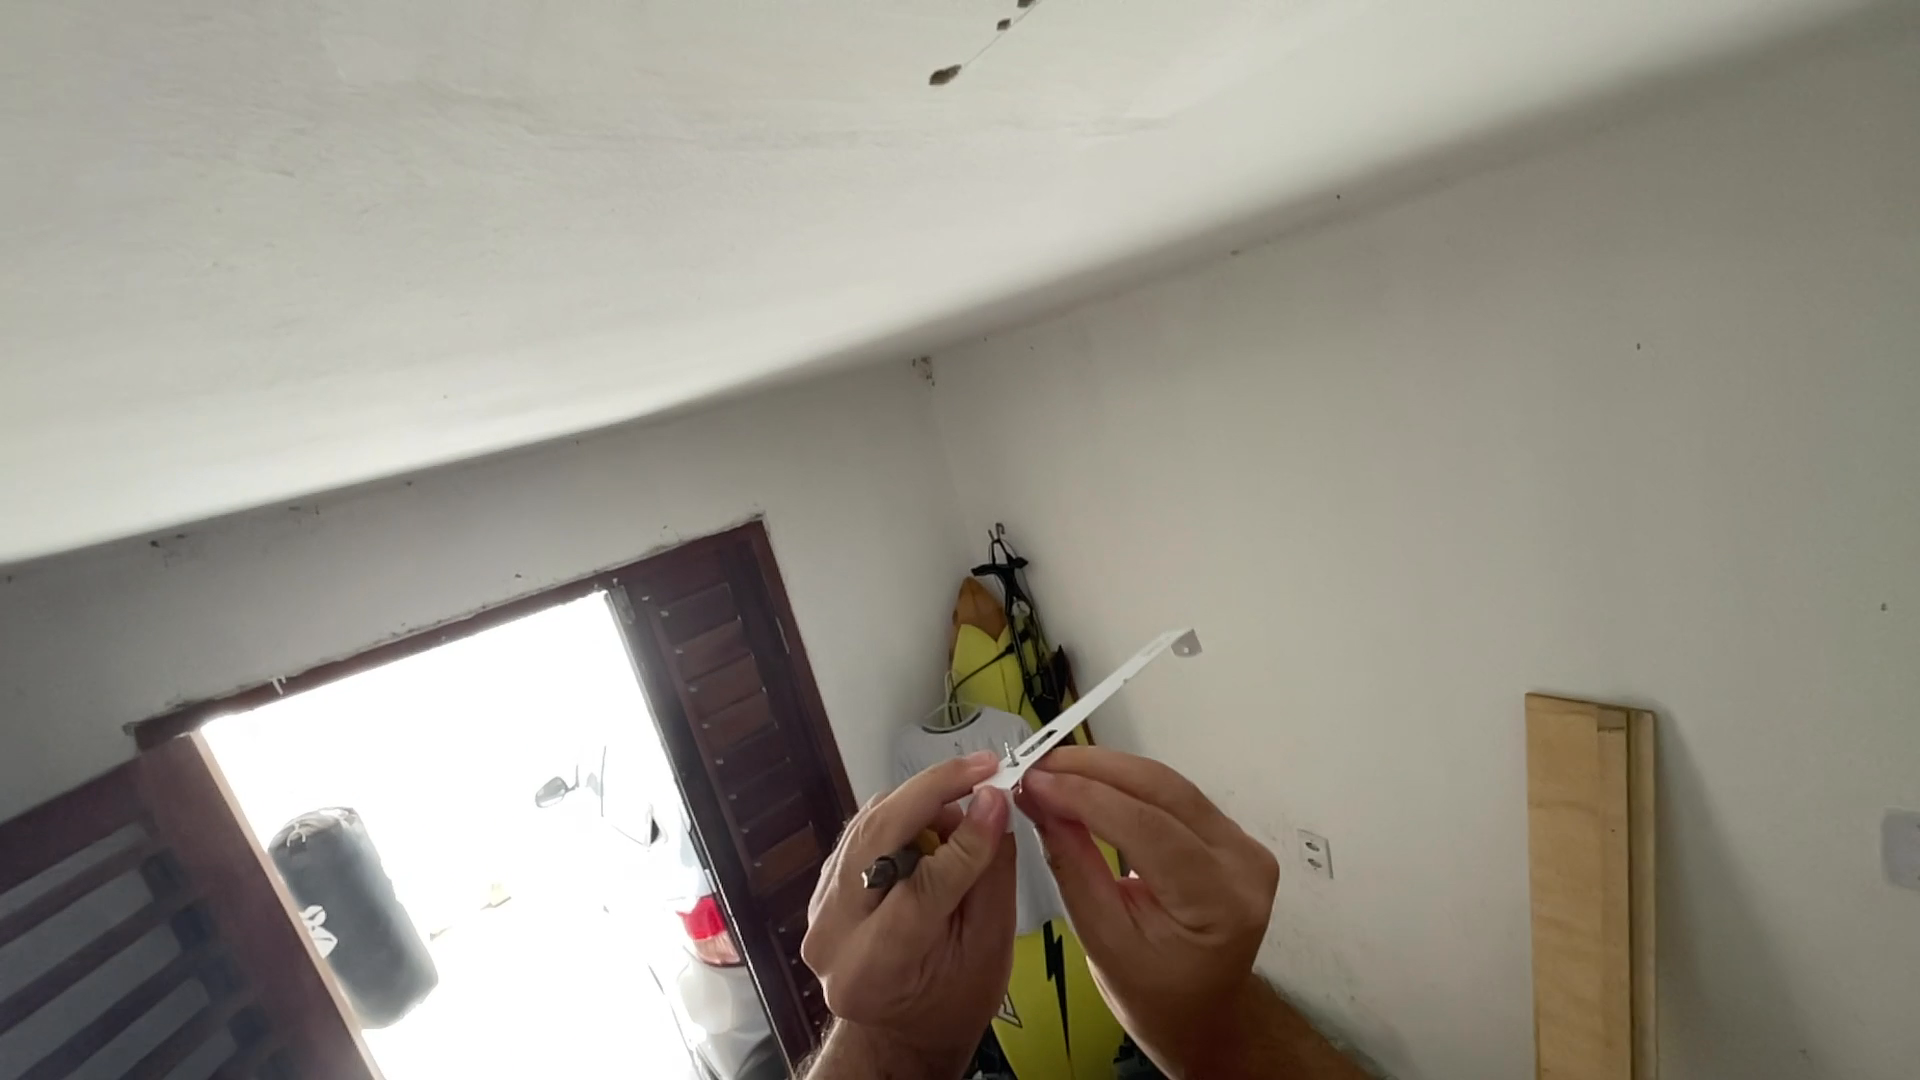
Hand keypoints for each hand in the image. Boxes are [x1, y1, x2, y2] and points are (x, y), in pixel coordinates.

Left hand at [801, 751, 1017, 1072]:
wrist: (903, 1024)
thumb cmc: (953, 998)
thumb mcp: (989, 947)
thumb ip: (989, 873)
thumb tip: (992, 804)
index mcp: (873, 969)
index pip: (919, 890)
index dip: (964, 840)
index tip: (997, 798)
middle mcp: (832, 933)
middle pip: (878, 836)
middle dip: (934, 791)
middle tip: (982, 768)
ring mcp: (820, 904)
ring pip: (871, 822)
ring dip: (923, 799)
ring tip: (969, 800)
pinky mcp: (825, 880)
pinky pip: (867, 827)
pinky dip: (907, 812)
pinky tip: (940, 816)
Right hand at [1015, 746, 1283, 1078]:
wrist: (1202, 1013)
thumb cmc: (1153, 993)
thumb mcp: (1101, 940)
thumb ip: (1071, 864)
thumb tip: (1037, 798)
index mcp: (1219, 903)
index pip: (1146, 827)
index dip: (1084, 795)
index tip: (1033, 780)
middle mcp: (1242, 862)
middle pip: (1161, 789)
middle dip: (1092, 768)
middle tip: (1036, 763)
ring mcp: (1242, 842)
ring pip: (1164, 781)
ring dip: (1104, 767)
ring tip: (1051, 768)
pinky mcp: (1228, 831)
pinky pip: (1169, 791)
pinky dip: (1121, 779)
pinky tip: (1084, 778)